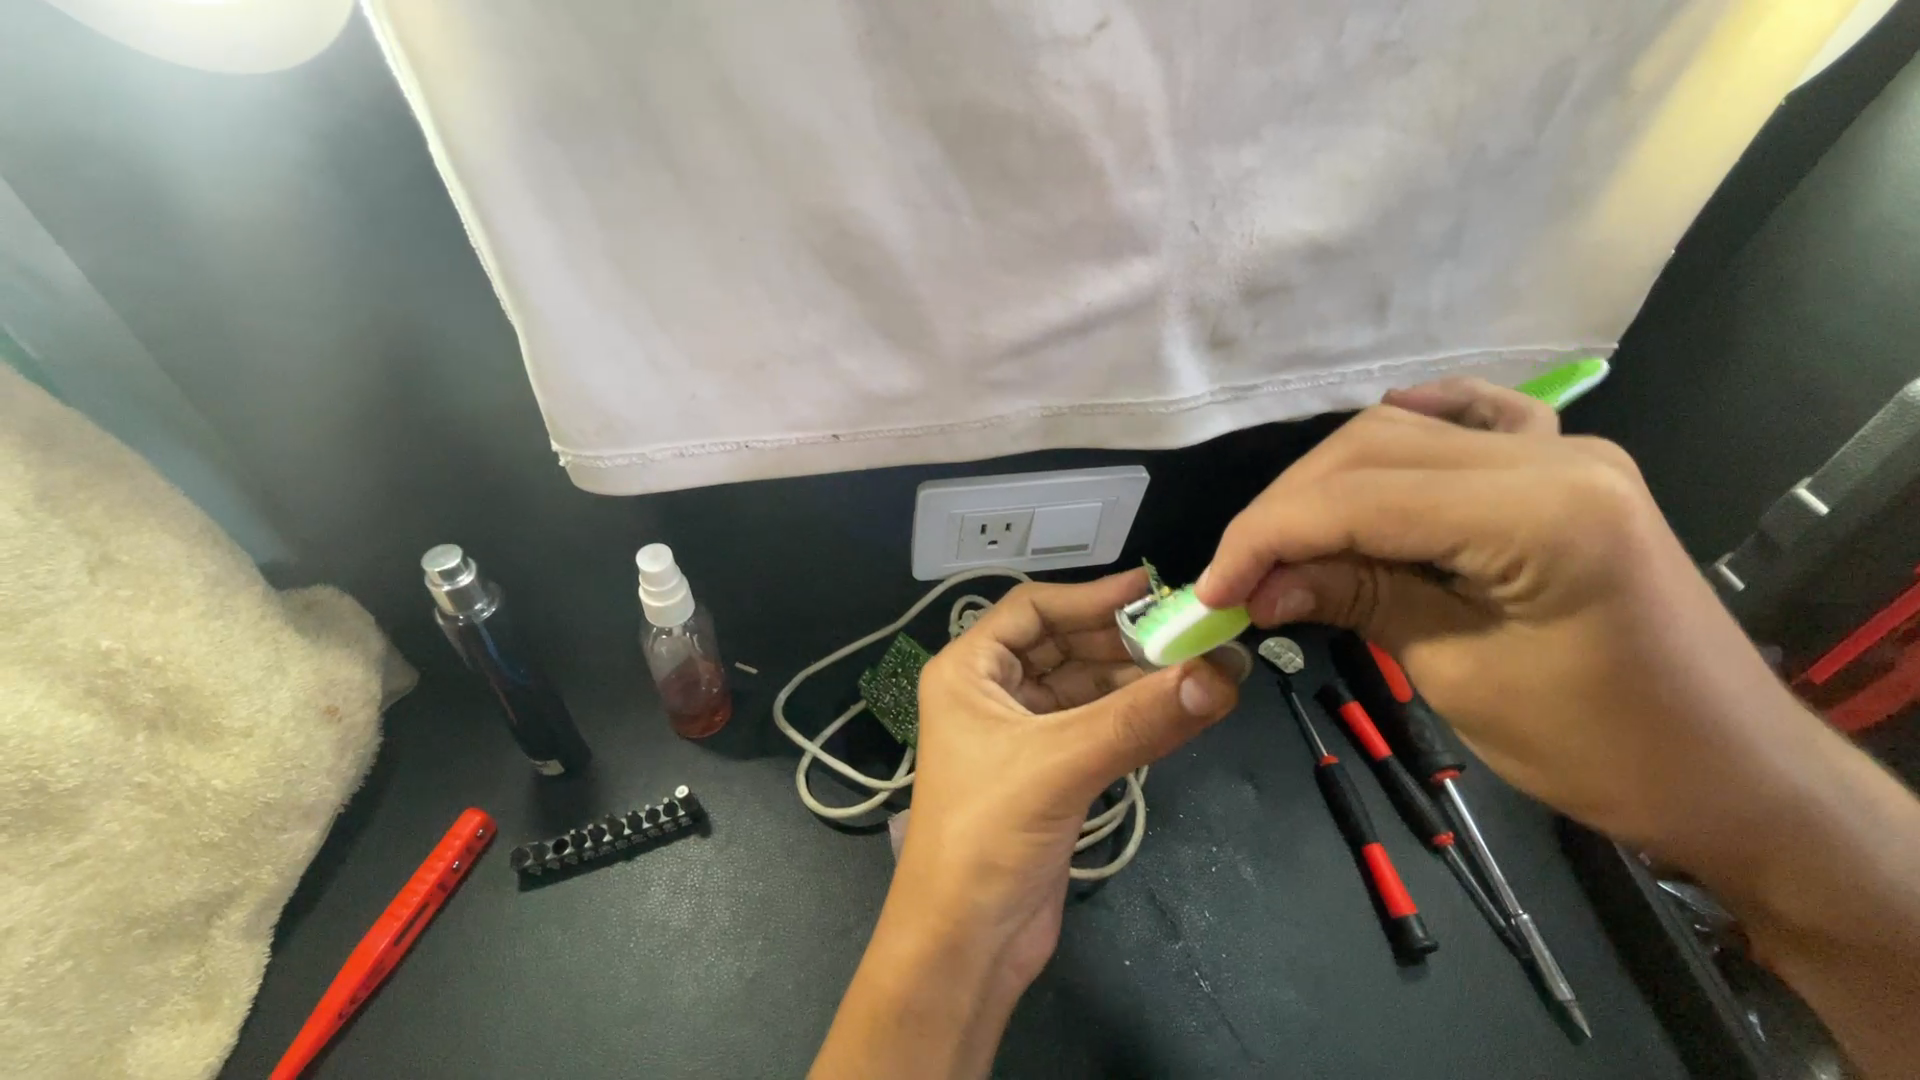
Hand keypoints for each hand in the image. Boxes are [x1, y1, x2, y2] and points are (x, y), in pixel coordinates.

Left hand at [811, 569, 1239, 1078]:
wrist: (964, 942)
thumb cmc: (986, 837)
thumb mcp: (1059, 765)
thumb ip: (1138, 719)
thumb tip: (1220, 676)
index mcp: (968, 671)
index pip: (1031, 610)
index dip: (1090, 597)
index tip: (1153, 592)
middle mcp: (991, 693)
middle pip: (1064, 645)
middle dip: (1123, 641)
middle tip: (1192, 635)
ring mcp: (1020, 734)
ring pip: (1085, 688)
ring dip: (1137, 681)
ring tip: (1202, 671)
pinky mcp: (1048, 771)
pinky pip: (1096, 726)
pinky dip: (1134, 717)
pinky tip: (1180, 710)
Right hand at [1193, 377, 1801, 858]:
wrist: (1731, 772)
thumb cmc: (1602, 747)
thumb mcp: (1460, 676)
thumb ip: (1356, 601)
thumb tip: (1256, 585)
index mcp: (1541, 512)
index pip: (1358, 496)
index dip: (1265, 537)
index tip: (1211, 589)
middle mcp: (1553, 456)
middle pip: (1370, 450)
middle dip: (1284, 513)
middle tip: (1235, 578)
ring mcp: (1564, 453)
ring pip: (1402, 433)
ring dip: (1326, 486)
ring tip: (1281, 550)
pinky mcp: (1565, 469)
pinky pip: (1473, 421)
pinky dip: (1411, 426)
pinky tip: (1374, 437)